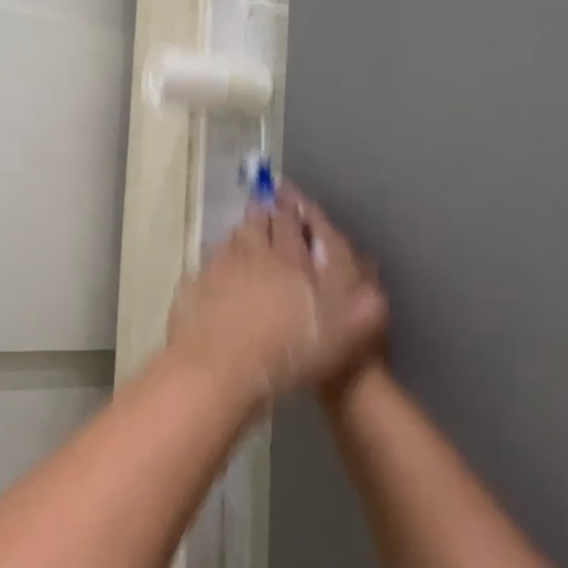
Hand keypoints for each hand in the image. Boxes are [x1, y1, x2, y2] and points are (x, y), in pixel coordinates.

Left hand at [165, 187, 388, 404]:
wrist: (218, 370)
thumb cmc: (285, 353)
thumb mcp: (339, 337)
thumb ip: (362, 311)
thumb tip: (375, 293)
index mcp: (290, 260)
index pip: (292, 225)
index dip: (293, 210)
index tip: (291, 198)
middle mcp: (253, 255)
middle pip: (258, 225)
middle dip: (264, 214)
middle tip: (265, 205)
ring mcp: (217, 268)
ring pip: (231, 239)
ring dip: (240, 233)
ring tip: (244, 231)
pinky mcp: (192, 287)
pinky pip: (207, 264)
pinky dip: (216, 260)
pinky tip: (217, 268)